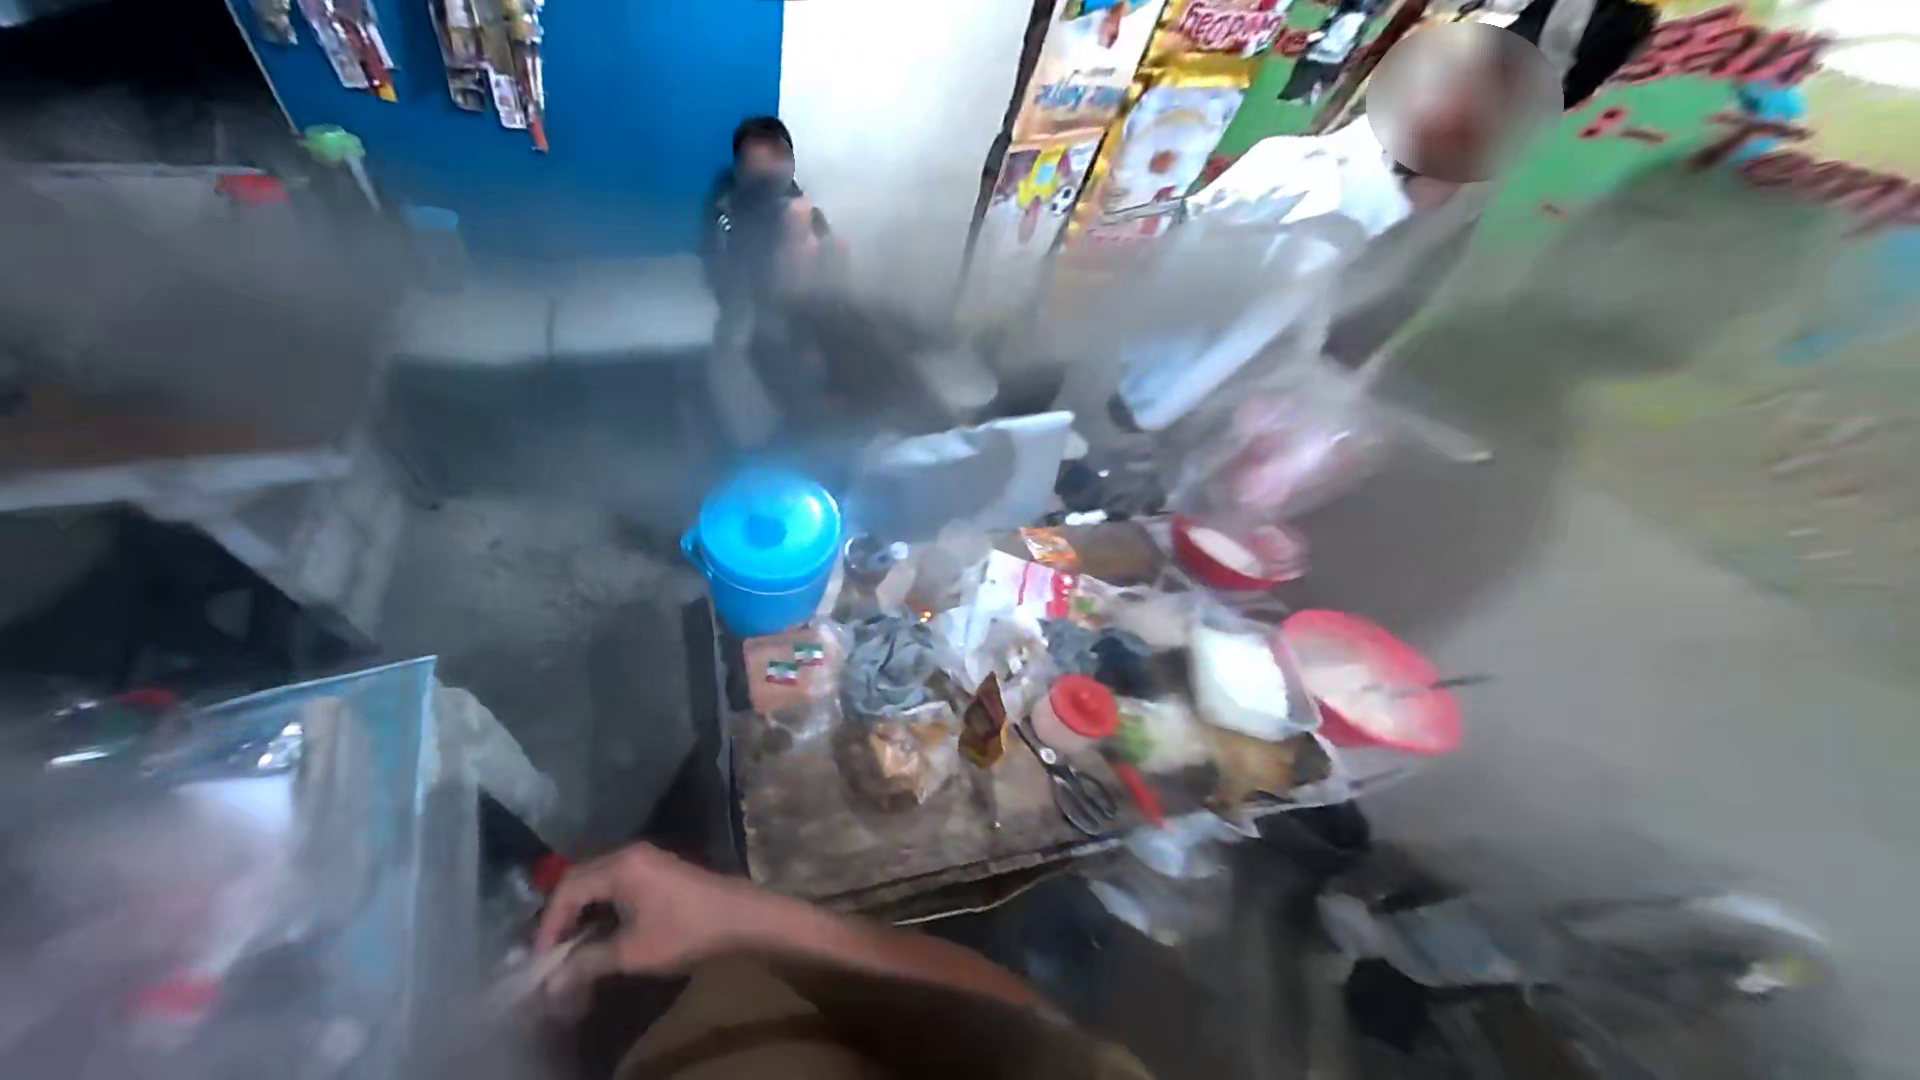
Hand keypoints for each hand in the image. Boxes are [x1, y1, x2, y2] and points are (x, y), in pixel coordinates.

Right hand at [535, 843, 770, 979]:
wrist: (739, 916)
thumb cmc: (684, 930)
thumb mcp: (631, 952)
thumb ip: (587, 962)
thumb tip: (551, 980)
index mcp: (621, 865)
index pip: (567, 888)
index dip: (547, 925)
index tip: (540, 960)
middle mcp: (631, 854)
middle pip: (580, 879)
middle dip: (561, 916)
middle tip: (551, 953)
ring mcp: (648, 859)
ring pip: (599, 880)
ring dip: (581, 911)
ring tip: (571, 947)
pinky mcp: (659, 869)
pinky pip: (617, 881)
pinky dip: (602, 905)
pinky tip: (600, 932)